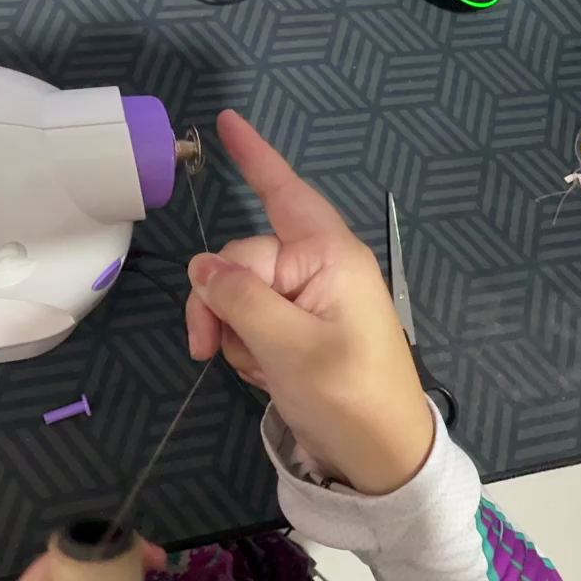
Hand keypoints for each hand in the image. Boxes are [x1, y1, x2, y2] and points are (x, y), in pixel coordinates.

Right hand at [184, 110, 434, 495]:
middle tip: (207, 347)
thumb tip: (202, 267)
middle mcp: (315, 267)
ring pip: (236, 292)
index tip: (226, 122)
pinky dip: (243, 345)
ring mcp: (304, 299)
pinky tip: (263, 371)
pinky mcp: (294, 327)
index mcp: (328, 256)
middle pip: (240, 260)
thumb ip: (240, 299)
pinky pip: (247, 319)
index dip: (255, 156)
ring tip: (255, 366)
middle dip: (217, 301)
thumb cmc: (348, 397)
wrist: (379, 458)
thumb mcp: (290, 347)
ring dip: (230, 329)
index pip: (283, 193)